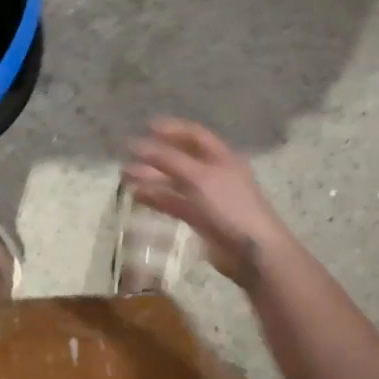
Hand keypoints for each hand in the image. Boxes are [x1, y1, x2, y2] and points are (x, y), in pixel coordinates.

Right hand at [123, 117, 294, 288]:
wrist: (253, 252)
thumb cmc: (230, 206)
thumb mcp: (199, 177)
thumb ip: (167, 159)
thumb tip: (135, 144)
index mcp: (221, 157)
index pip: (194, 135)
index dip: (172, 129)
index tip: (146, 127)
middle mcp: (213, 174)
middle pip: (180, 159)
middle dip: (154, 156)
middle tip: (127, 155)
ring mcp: (206, 198)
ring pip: (174, 182)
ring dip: (150, 177)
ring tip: (125, 176)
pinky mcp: (199, 219)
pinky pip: (173, 203)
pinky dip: (156, 198)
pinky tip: (136, 196)